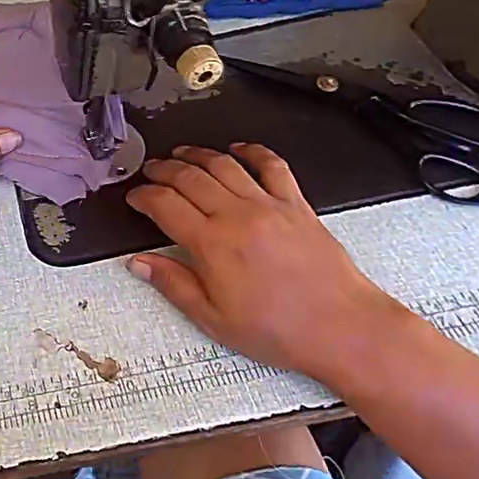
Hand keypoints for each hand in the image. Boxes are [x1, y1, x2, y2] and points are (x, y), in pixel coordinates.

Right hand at [124, 143, 419, 382]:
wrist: (342, 329)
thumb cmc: (282, 330)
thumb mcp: (213, 319)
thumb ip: (173, 285)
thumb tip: (140, 264)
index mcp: (213, 245)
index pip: (165, 205)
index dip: (143, 196)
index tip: (135, 197)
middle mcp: (239, 218)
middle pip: (189, 178)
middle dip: (163, 169)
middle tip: (150, 170)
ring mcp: (270, 207)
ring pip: (224, 165)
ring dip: (197, 154)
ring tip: (181, 153)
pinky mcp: (297, 206)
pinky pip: (272, 166)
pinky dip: (253, 151)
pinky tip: (239, 148)